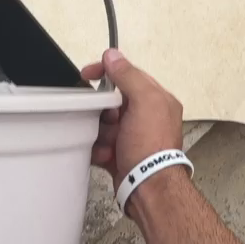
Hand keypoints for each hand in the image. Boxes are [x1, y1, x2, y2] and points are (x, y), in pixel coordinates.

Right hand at [80, 48, 183, 189]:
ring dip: (99, 133)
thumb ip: (128, 76)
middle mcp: (146, 117)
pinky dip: (97, 149)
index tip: (87, 74)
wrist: (147, 187)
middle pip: (111, 102)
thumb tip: (113, 56)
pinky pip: (99, 144)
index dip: (107, 72)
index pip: (128, 76)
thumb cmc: (150, 146)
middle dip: (102, 111)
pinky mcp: (120, 155)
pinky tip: (105, 155)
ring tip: (108, 143)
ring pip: (102, 124)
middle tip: (104, 119)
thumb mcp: (144, 102)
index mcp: (156, 100)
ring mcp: (132, 137)